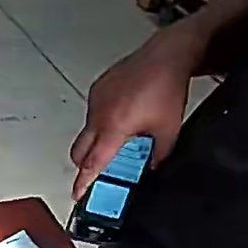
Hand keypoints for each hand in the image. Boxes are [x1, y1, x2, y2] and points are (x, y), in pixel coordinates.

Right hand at [69, 30, 197, 199]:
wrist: (168, 53)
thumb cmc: (168, 86)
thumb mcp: (169, 130)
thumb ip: (159, 155)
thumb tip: (152, 168)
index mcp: (114, 127)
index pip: (92, 163)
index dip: (83, 182)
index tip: (77, 194)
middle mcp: (99, 114)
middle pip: (78, 152)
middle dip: (84, 164)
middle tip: (97, 168)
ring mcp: (96, 100)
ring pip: (85, 132)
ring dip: (96, 141)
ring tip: (120, 133)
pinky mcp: (97, 88)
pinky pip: (92, 113)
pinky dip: (101, 121)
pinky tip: (121, 114)